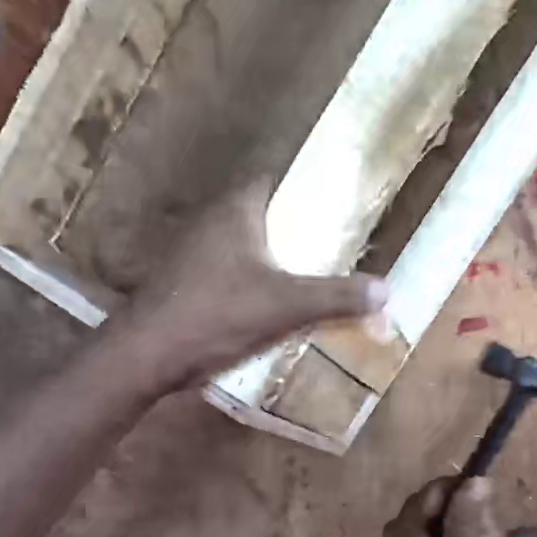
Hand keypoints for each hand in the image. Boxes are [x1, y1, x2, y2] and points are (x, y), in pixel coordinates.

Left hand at [110, 185, 386, 395]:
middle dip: (300, 227)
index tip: (336, 199)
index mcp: (236, 213)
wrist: (150, 355)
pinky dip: (261, 282)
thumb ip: (337, 297)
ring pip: (250, 246)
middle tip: (338, 243)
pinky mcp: (192, 285)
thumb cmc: (218, 315)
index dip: (304, 186)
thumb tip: (386, 289)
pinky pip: (238, 274)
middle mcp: (214, 224)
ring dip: (280, 257)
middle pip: (265, 215)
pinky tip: (281, 304)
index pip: (273, 180)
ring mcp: (198, 255)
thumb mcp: (288, 306)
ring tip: (318, 273)